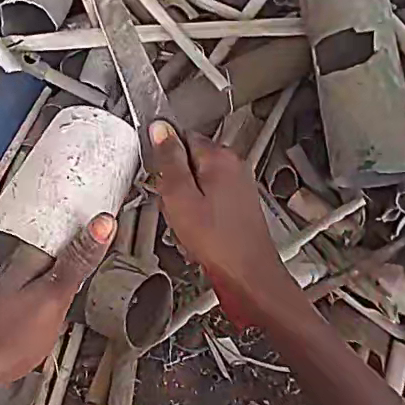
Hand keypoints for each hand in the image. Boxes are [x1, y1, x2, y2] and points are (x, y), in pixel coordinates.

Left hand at [0, 214, 114, 404]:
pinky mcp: (17, 304)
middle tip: (109, 225)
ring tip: (96, 249)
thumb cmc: (3, 339)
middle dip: (83, 234)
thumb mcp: (53, 297)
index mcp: (29, 255)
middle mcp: (20, 265)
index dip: (89, 214)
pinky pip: (46, 282)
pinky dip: (63, 281)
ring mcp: (17, 285)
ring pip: (53, 261)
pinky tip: (70, 287)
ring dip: (74, 258)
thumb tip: (102, 225)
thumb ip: (78, 261)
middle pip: (59, 240)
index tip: (112, 207)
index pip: (65, 222)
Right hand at [145, 120, 300, 325]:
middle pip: (189, 161)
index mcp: (219, 157)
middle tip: (172, 204)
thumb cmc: (218, 241)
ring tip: (185, 222)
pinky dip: (198, 213)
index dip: (164, 158)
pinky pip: (207, 200)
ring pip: (197, 182)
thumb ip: (168, 160)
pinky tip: (196, 231)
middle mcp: (234, 166)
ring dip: (185, 200)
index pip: (182, 136)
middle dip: (175, 182)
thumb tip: (160, 130)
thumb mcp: (179, 196)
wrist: (247, 274)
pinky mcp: (238, 204)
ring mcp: (239, 185)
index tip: (158, 176)